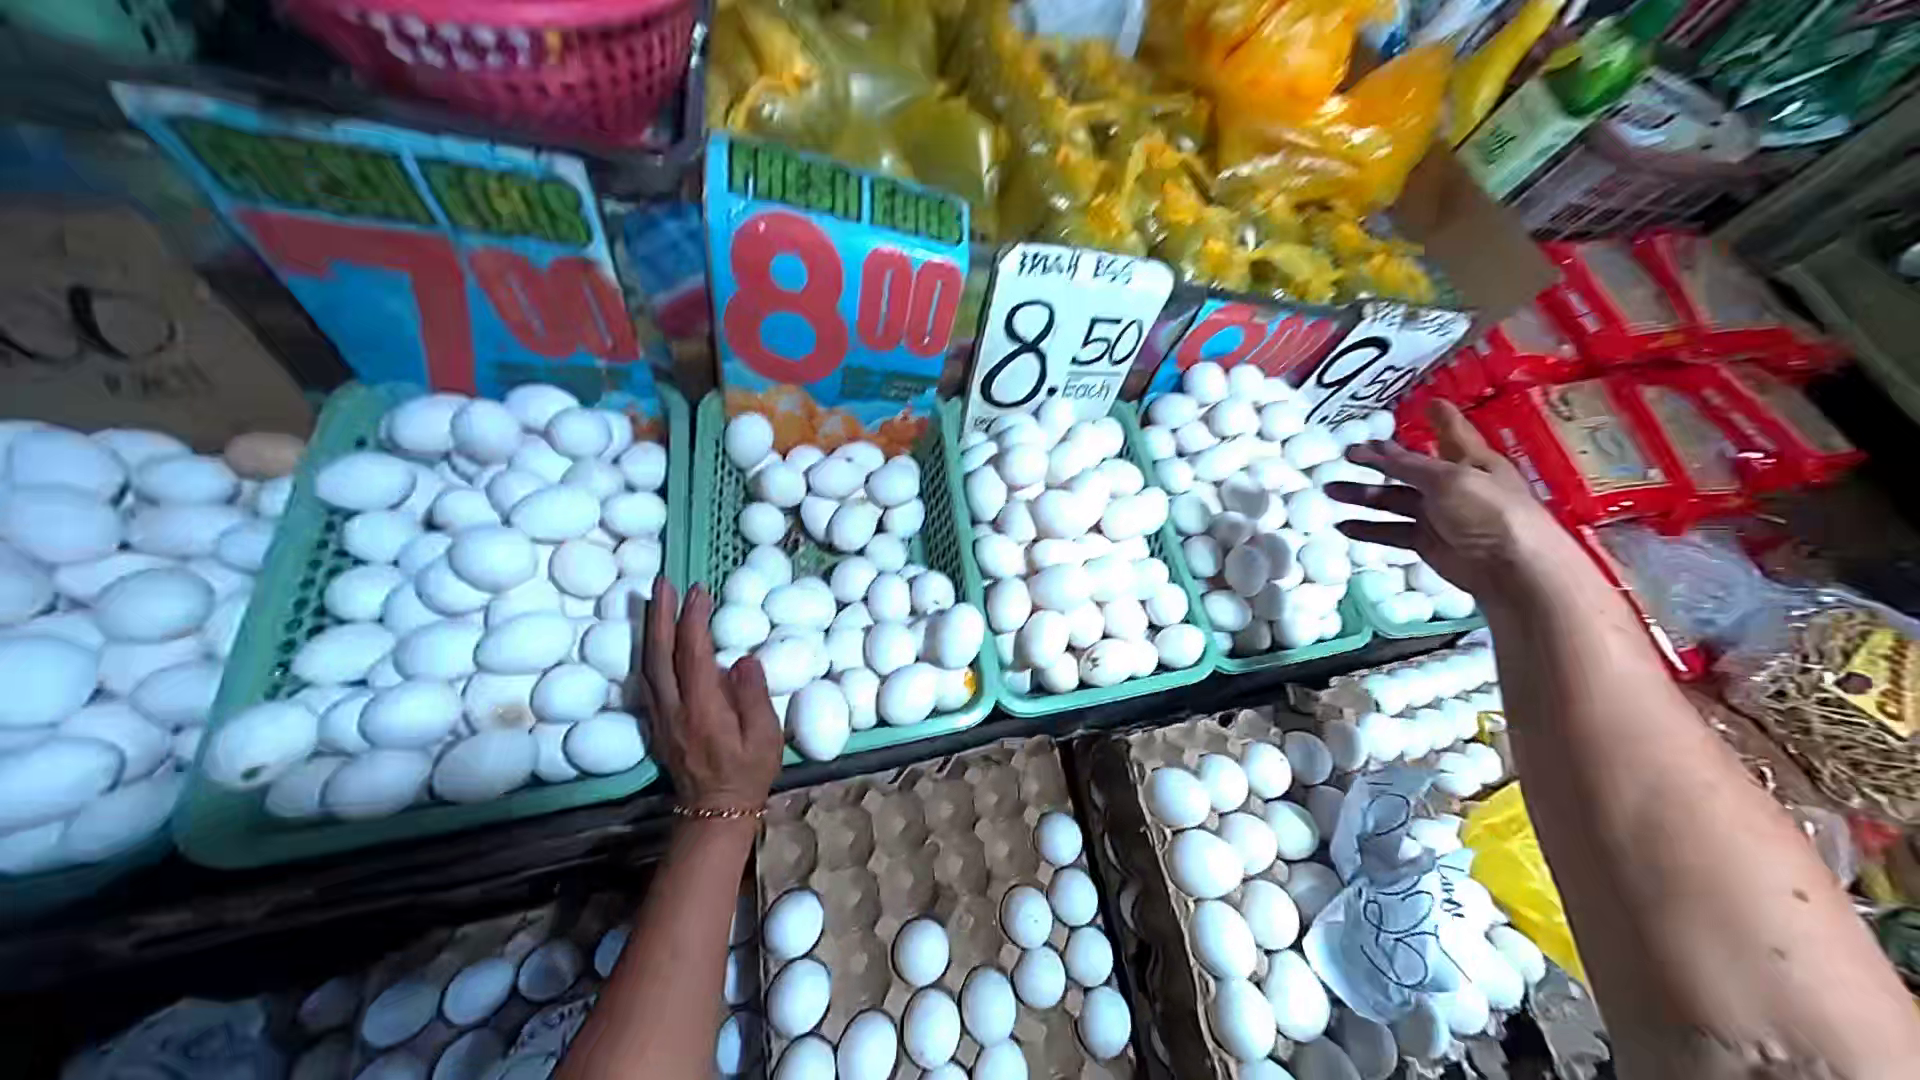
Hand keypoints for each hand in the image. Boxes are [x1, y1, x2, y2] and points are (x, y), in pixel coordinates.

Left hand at [633, 579, 782, 812]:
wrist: (714, 811)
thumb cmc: (748, 772)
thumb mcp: (764, 738)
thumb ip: (753, 697)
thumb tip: (742, 660)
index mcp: (703, 710)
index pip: (693, 655)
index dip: (693, 621)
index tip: (700, 591)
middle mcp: (674, 709)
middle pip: (660, 655)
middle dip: (661, 615)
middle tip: (664, 582)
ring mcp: (661, 716)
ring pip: (649, 665)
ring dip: (651, 629)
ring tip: (656, 600)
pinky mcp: (658, 722)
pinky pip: (648, 679)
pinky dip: (650, 652)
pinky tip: (655, 639)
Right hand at [1323, 400, 1569, 598]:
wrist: (1511, 568)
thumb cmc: (1489, 512)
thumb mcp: (1449, 479)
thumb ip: (1410, 466)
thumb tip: (1379, 450)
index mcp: (1471, 461)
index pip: (1452, 433)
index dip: (1440, 418)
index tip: (1429, 402)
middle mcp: (1453, 485)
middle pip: (1409, 469)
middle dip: (1379, 461)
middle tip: (1347, 453)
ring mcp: (1438, 515)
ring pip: (1392, 500)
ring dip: (1362, 495)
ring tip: (1330, 490)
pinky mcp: (1426, 542)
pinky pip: (1390, 531)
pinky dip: (1367, 529)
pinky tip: (1344, 525)